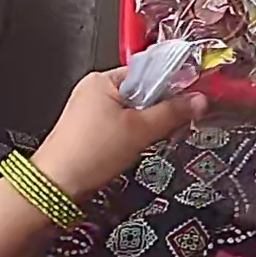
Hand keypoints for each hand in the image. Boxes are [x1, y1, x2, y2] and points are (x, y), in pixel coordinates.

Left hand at [32, 68, 207, 198]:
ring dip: (145, 125)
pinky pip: (119, 124)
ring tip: (144, 141)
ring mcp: (89, 110)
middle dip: (157, 110)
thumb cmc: (90, 152)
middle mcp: (94, 89)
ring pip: (132, 111)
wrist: (57, 185)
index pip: (148, 71)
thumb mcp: (140, 130)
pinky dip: (131, 135)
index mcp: (103, 79)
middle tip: (166, 128)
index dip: (170, 86)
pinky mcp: (88, 129)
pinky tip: (131, 149)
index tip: (187, 101)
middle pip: (141, 92)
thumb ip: (172, 113)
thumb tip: (198, 100)